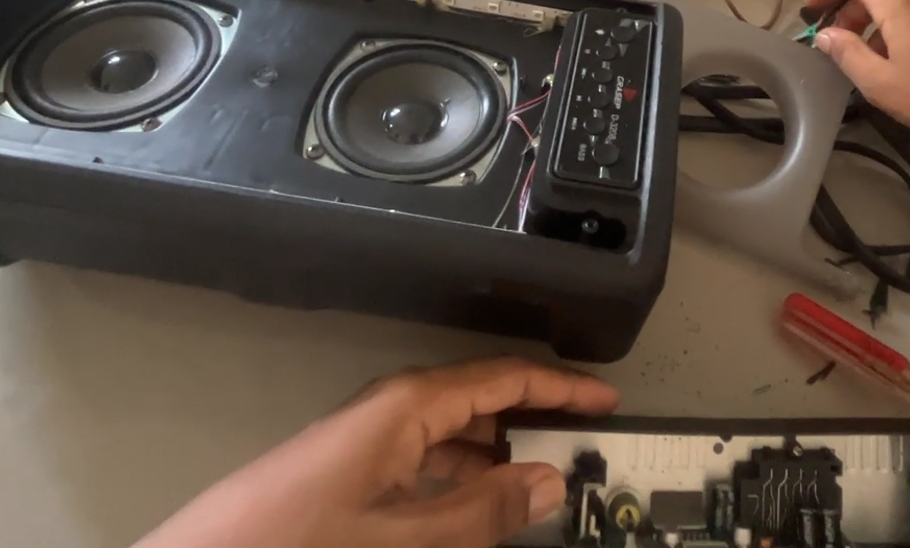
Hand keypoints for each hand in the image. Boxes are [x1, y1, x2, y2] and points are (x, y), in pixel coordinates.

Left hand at [136, 357, 617, 547]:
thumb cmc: (304, 546)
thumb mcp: (403, 540)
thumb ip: (481, 512)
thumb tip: (548, 478)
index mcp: (411, 405)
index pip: (504, 378)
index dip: (559, 387)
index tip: (605, 400)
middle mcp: (394, 408)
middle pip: (482, 398)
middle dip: (534, 417)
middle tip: (582, 445)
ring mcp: (369, 440)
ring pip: (454, 433)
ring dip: (498, 453)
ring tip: (539, 481)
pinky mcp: (350, 471)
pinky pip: (425, 460)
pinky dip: (461, 478)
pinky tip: (473, 509)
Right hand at [804, 0, 909, 159]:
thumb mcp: (881, 84)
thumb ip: (847, 54)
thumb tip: (825, 34)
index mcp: (901, 3)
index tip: (810, 7)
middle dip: (852, 10)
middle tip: (840, 43)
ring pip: (906, 3)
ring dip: (880, 22)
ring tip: (875, 60)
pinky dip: (907, 28)